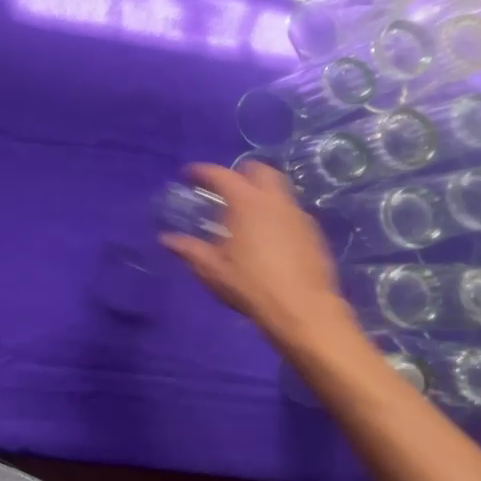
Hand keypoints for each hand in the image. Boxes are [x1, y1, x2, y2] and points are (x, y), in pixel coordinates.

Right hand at [161, 161, 350, 341]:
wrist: (304, 310)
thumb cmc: (251, 286)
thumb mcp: (212, 270)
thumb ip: (189, 250)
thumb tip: (167, 239)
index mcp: (247, 204)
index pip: (222, 175)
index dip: (202, 171)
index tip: (189, 175)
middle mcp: (276, 202)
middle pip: (260, 170)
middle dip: (240, 172)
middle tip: (223, 187)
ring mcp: (299, 216)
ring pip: (279, 190)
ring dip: (260, 192)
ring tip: (243, 212)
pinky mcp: (313, 233)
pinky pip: (290, 211)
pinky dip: (274, 212)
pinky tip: (265, 234)